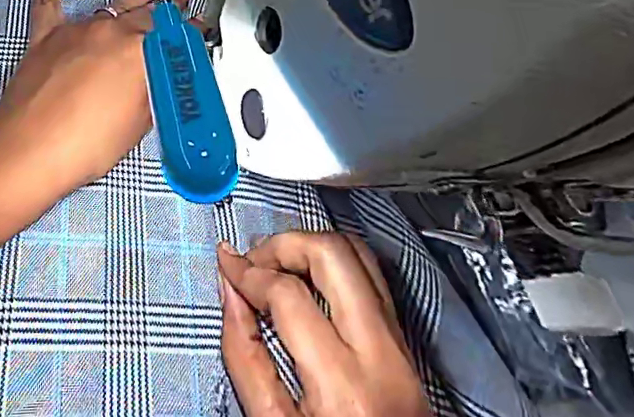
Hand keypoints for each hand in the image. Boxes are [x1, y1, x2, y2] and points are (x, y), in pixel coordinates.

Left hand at [0, 0, 189, 192]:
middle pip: (147, 14)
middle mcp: (109, 32)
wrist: (30, 148)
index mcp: (138, 52)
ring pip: (112, 6)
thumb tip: (155, 82)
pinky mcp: (47, 35)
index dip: (190, 32)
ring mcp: (77, 31)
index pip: (175, 35)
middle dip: (169, 8)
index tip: (198, 28)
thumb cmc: (82, 143)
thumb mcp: (139, 124)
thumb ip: (151, 92)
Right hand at [217, 233, 429, 416]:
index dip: (247, 271)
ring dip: (310, 249)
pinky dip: (334, 265)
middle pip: (332, 255)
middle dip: (283, 245)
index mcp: (346, 387)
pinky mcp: (408, 350)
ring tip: (278, 267)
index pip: (288, 293)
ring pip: (359, 256)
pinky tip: (306, 280)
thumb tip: (229, 287)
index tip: (226, 265)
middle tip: (254, 262)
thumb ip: (244, 355)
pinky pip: (372, 279)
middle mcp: (383, 358)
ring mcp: (403, 352)